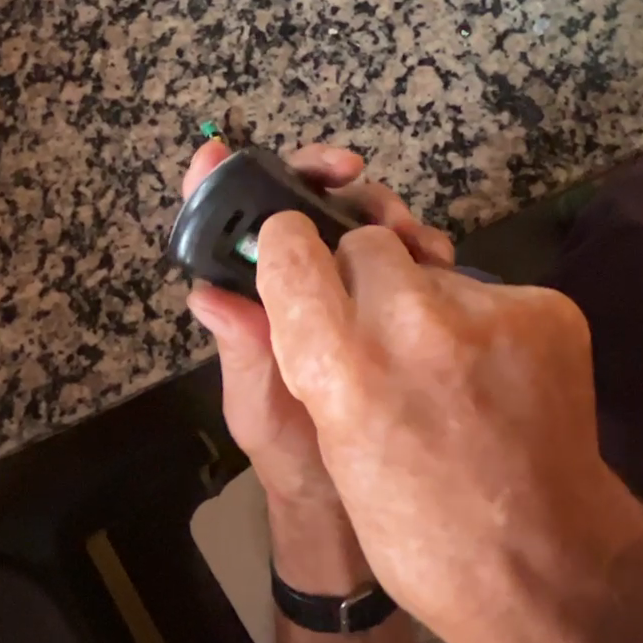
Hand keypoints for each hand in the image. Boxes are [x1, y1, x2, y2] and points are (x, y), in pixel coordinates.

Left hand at [181, 142, 453, 513]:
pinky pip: (397, 253)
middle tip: (356, 180)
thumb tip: (204, 295)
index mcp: (251, 294)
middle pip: (300, 200)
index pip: (228, 221)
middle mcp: (293, 278)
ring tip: (413, 235)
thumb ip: (240, 351)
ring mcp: (341, 283)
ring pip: (353, 218)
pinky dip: (415, 243)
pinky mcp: (383, 296)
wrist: (352, 490)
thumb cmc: (291, 449)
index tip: (232, 151)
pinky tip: (438, 259)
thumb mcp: (258, 404)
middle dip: (327, 179)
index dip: (222, 177)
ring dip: (381, 209)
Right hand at [254, 215, 642, 642]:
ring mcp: (488, 312)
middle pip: (368, 241)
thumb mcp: (332, 449)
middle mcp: (410, 321)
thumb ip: (290, 356)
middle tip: (382, 330)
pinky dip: (484, 323)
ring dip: (427, 301)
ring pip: (433, 269)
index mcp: (342, 365)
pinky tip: (493, 375)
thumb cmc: (417, 528)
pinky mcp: (546, 309)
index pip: (290, 247)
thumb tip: (217, 296)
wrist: (548, 568)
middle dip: (365, 275)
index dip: (287, 245)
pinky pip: (489, 293)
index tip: (292, 251)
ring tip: (445, 366)